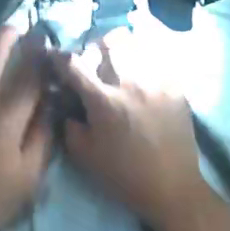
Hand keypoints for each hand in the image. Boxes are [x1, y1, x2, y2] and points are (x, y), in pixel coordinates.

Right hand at [57, 40, 210, 230]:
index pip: (74, 64)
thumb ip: (68, 125)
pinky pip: (157, 63)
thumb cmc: (124, 175)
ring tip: (120, 63)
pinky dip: (145, 64)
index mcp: (103, 100)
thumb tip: (66, 104)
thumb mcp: (84, 156)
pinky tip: (143, 78)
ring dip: (122, 50)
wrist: (172, 188)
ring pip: (136, 47)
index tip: (53, 55)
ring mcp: (156, 83)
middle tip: (94, 58)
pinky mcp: (176, 88)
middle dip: (96, 46)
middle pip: (109, 43)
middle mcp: (130, 83)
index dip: (58, 56)